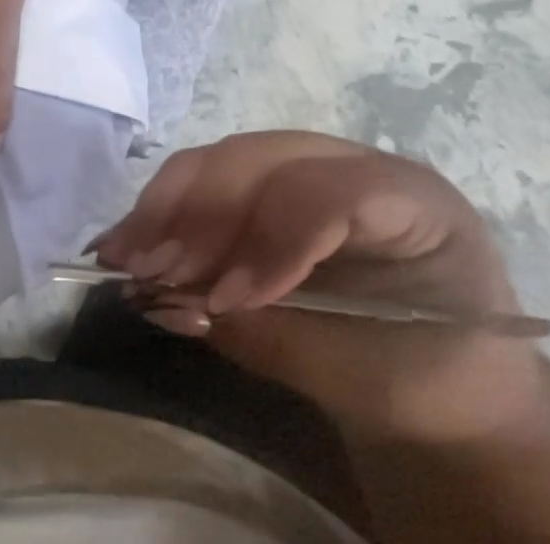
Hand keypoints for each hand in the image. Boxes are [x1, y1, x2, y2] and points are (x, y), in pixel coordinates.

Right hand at [94, 131, 541, 443]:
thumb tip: (166, 303)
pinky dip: (151, 218)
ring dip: (160, 214)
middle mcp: (349, 167)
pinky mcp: (251, 187)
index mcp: (415, 207)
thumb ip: (261, 332)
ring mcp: (294, 170)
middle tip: (151, 272)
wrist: (431, 386)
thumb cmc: (418, 382)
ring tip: (124, 263)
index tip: (228, 301)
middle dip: (195, 217)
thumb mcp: (351, 370)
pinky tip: (118, 249)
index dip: (272, 241)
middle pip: (252, 163)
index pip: (330, 195)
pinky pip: (189, 185)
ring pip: (209, 166)